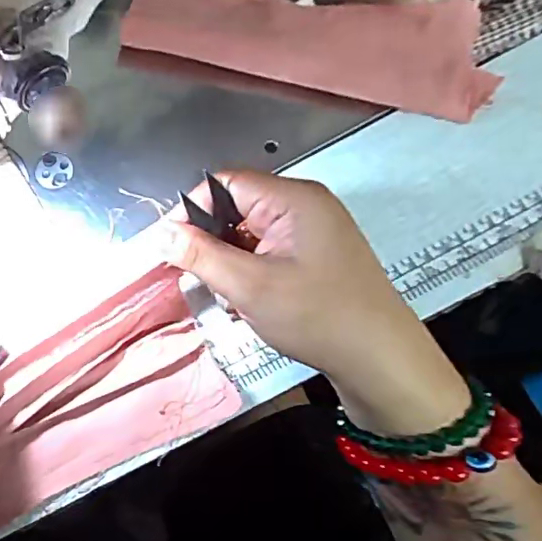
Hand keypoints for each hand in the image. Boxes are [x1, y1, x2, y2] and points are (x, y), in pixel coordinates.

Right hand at [154, 170, 470, 436]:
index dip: (192, 210)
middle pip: (238, 209)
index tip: (171, 246)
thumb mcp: (250, 287)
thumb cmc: (319, 318)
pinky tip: (253, 303)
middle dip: (214, 243)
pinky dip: (253, 274)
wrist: (378, 357)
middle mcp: (306, 206)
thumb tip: (163, 233)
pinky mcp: (317, 257)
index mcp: (293, 199)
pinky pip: (270, 253)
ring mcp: (314, 232)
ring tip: (236, 299)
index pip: (225, 183)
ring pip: (251, 235)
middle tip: (206, 280)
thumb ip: (201, 256)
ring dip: (233, 264)